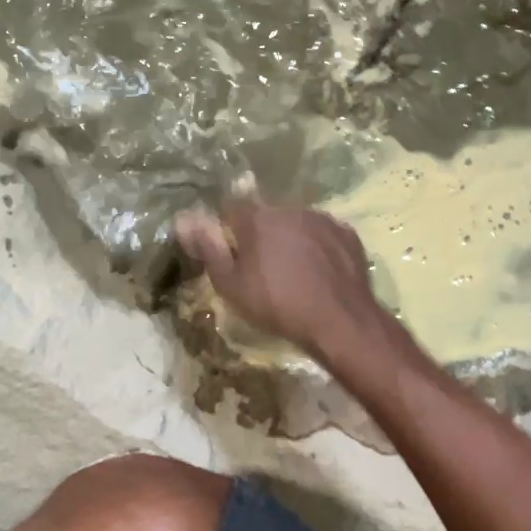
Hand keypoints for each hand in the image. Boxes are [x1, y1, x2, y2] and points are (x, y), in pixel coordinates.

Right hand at [174, 200, 388, 359]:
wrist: (339, 321)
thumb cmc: (277, 305)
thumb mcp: (231, 284)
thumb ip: (207, 247)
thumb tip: (183, 217)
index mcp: (258, 217)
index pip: (231, 208)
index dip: (227, 230)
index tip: (230, 255)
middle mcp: (290, 208)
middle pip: (266, 215)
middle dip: (260, 235)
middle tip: (261, 269)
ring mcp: (323, 219)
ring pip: (296, 223)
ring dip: (290, 239)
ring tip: (292, 273)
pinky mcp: (347, 234)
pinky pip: (323, 235)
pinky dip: (317, 248)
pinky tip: (318, 274)